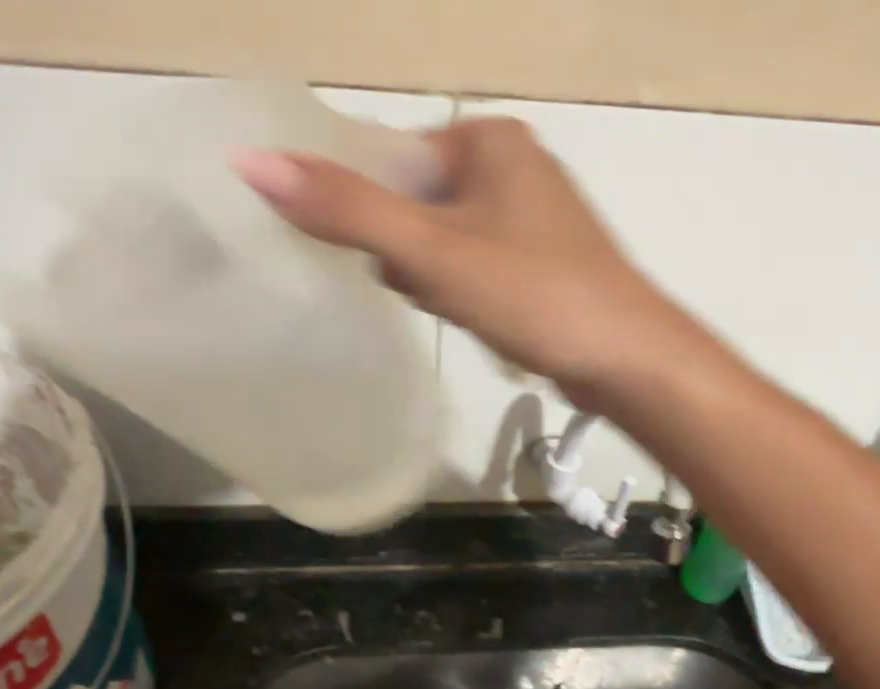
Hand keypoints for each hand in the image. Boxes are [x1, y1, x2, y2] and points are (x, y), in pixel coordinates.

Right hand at [233, 118, 689, 405]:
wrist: (627, 360)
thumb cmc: (534, 294)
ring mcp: (529, 213)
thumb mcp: (433, 252)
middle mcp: (511, 163)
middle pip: (410, 204)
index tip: (394, 263)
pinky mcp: (538, 258)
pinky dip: (464, 294)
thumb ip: (348, 210)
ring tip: (469, 308)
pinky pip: (471, 266)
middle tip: (440, 291)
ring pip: (439, 242)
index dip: (372, 216)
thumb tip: (252, 163)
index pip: (386, 160)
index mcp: (488, 138)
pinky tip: (486, 319)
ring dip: (435, 282)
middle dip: (409, 257)